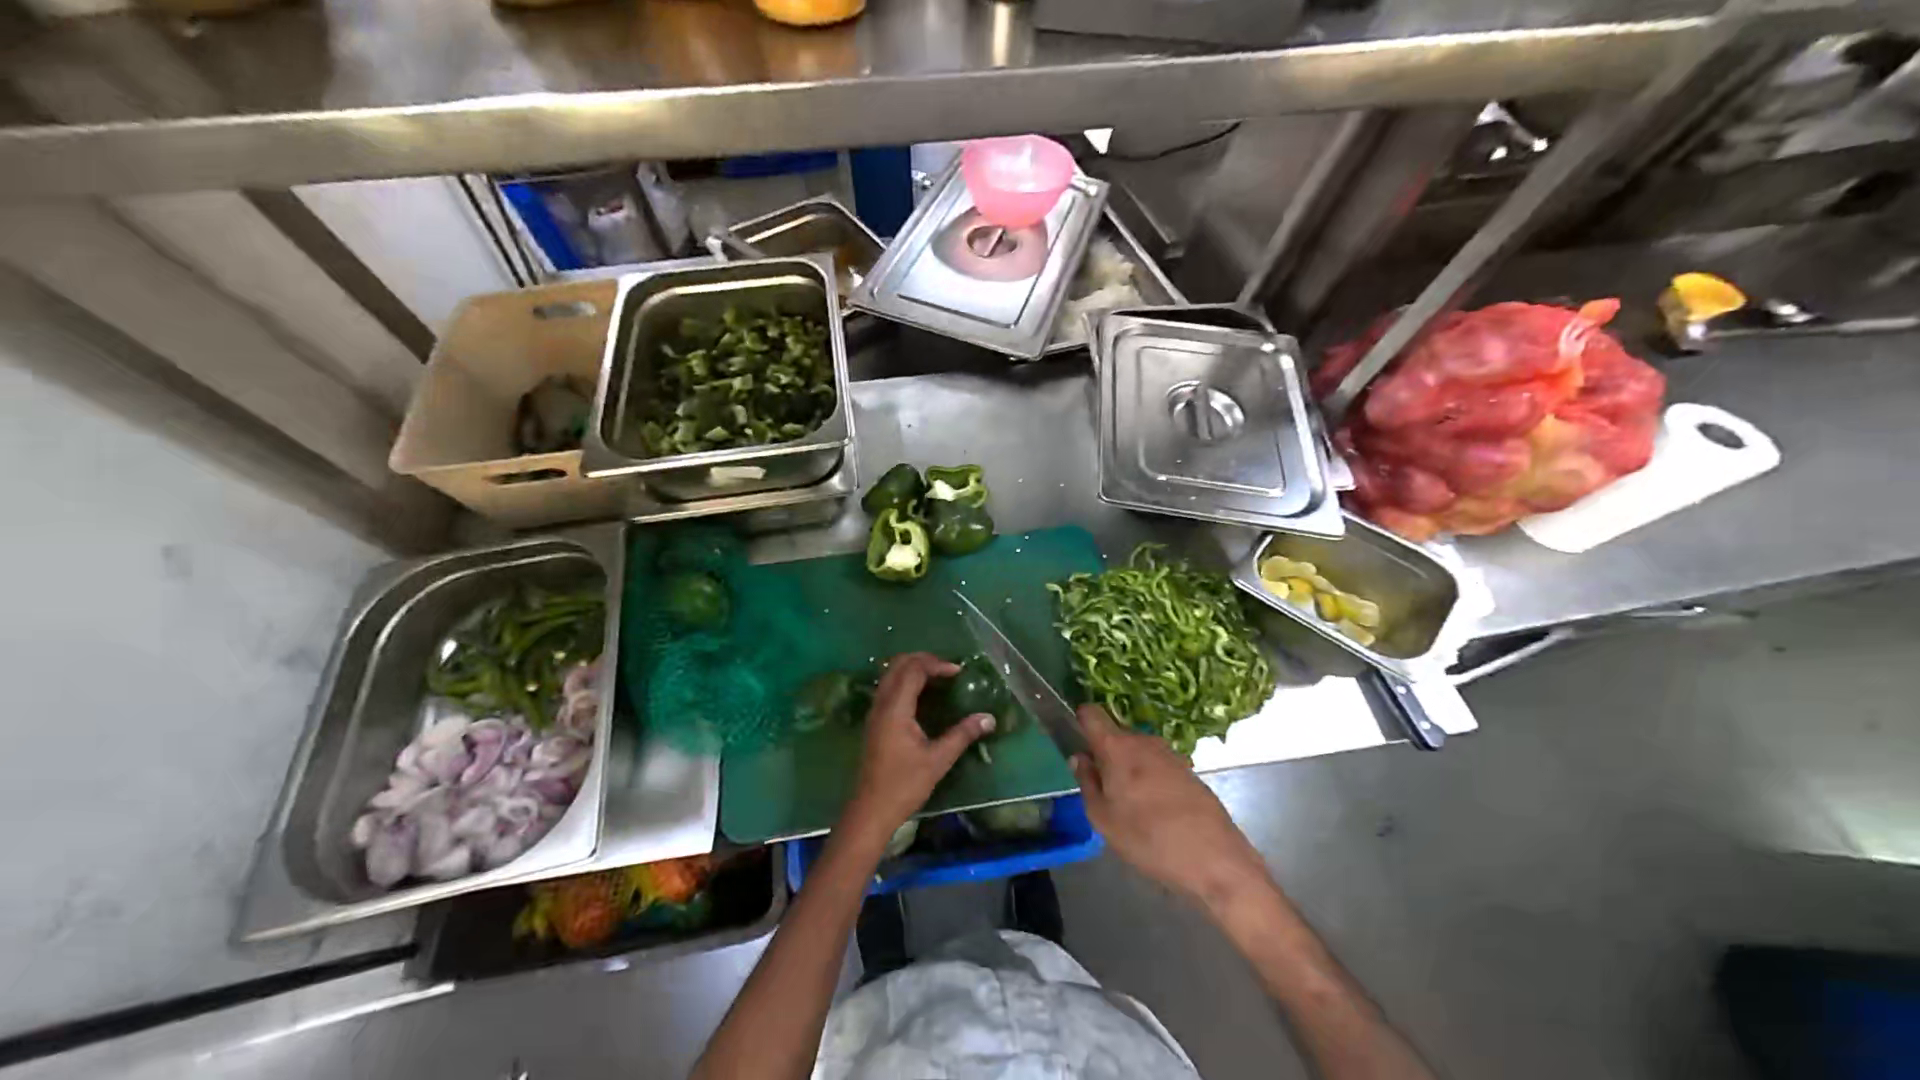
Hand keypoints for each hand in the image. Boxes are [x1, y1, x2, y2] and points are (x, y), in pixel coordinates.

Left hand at [842, 652, 994, 842]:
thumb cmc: (904, 784)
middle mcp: (881, 704)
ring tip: (937, 678)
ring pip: (890, 675)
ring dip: (912, 669)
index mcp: (895, 708)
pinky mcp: (874, 722)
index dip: (936, 665)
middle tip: (947, 669)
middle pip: (898, 665)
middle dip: (923, 660)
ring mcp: (875, 712)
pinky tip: (922, 696)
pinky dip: (905, 682)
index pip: (913, 670)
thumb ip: (962, 734)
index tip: (958, 673)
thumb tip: (988, 718)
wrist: (871, 810)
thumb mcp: (938, 760)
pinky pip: (888, 688)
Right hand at [1073, 704, 1270, 911]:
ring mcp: (1170, 754)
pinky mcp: (1190, 770)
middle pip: (1115, 735)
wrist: (1215, 860)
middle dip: (1105, 755)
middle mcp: (1144, 741)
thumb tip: (1080, 757)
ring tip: (1130, 806)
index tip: (1075, 742)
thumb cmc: (1149, 839)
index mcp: (1117, 747)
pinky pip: (1157, 766)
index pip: (1091, 714)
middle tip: (1102, 790)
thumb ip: (1087, 782)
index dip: (1079, 721)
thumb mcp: (1103, 818)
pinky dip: (1150, 780)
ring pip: (1137, 752)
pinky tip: (1156, 813)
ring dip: (1129, 769)